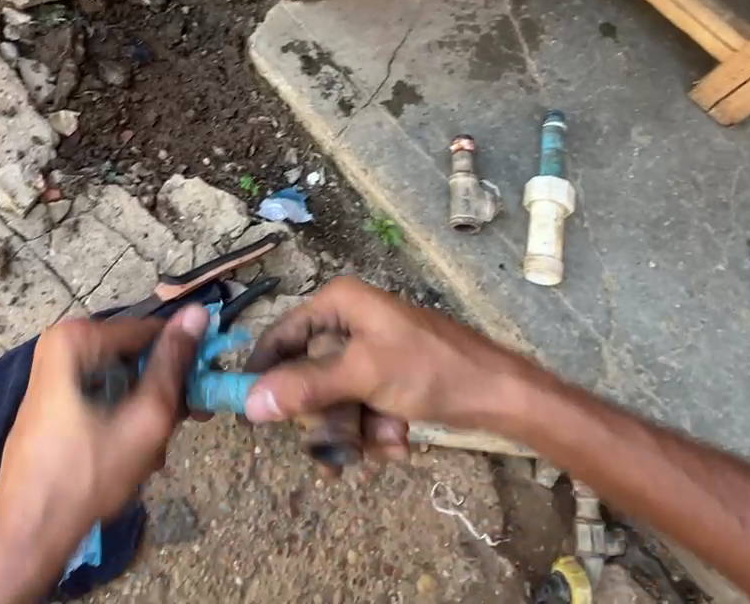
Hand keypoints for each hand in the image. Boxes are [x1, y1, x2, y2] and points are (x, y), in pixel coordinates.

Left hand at [0, 306, 207, 550]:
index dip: (182, 362)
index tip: (202, 395)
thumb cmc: (86, 476)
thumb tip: (199, 312)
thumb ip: (174, 363)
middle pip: (134, 356)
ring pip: (122, 378)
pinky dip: (122, 417)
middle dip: (160, 392)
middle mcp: (61, 344)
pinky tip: (133, 453)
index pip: (150, 332)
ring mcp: (54, 371)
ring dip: (143, 411)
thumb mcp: (145, 418)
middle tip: (178, 427)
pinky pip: (102, 393)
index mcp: (75, 338)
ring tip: (153, 451)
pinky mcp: (53, 398)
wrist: (27, 534)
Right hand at [243, 278, 533, 457]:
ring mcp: (366, 353)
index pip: (282, 335)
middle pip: (306, 378)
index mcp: (339, 303)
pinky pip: (357, 411)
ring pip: (332, 402)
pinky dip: (373, 433)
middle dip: (328, 417)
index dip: (265, 372)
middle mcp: (347, 323)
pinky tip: (399, 443)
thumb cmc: (432, 369)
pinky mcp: (382, 379)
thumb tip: (249, 402)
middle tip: (341, 445)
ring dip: (355, 432)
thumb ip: (306, 387)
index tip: (250, 413)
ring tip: (386, 444)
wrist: (500, 395)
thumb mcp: (364, 375)